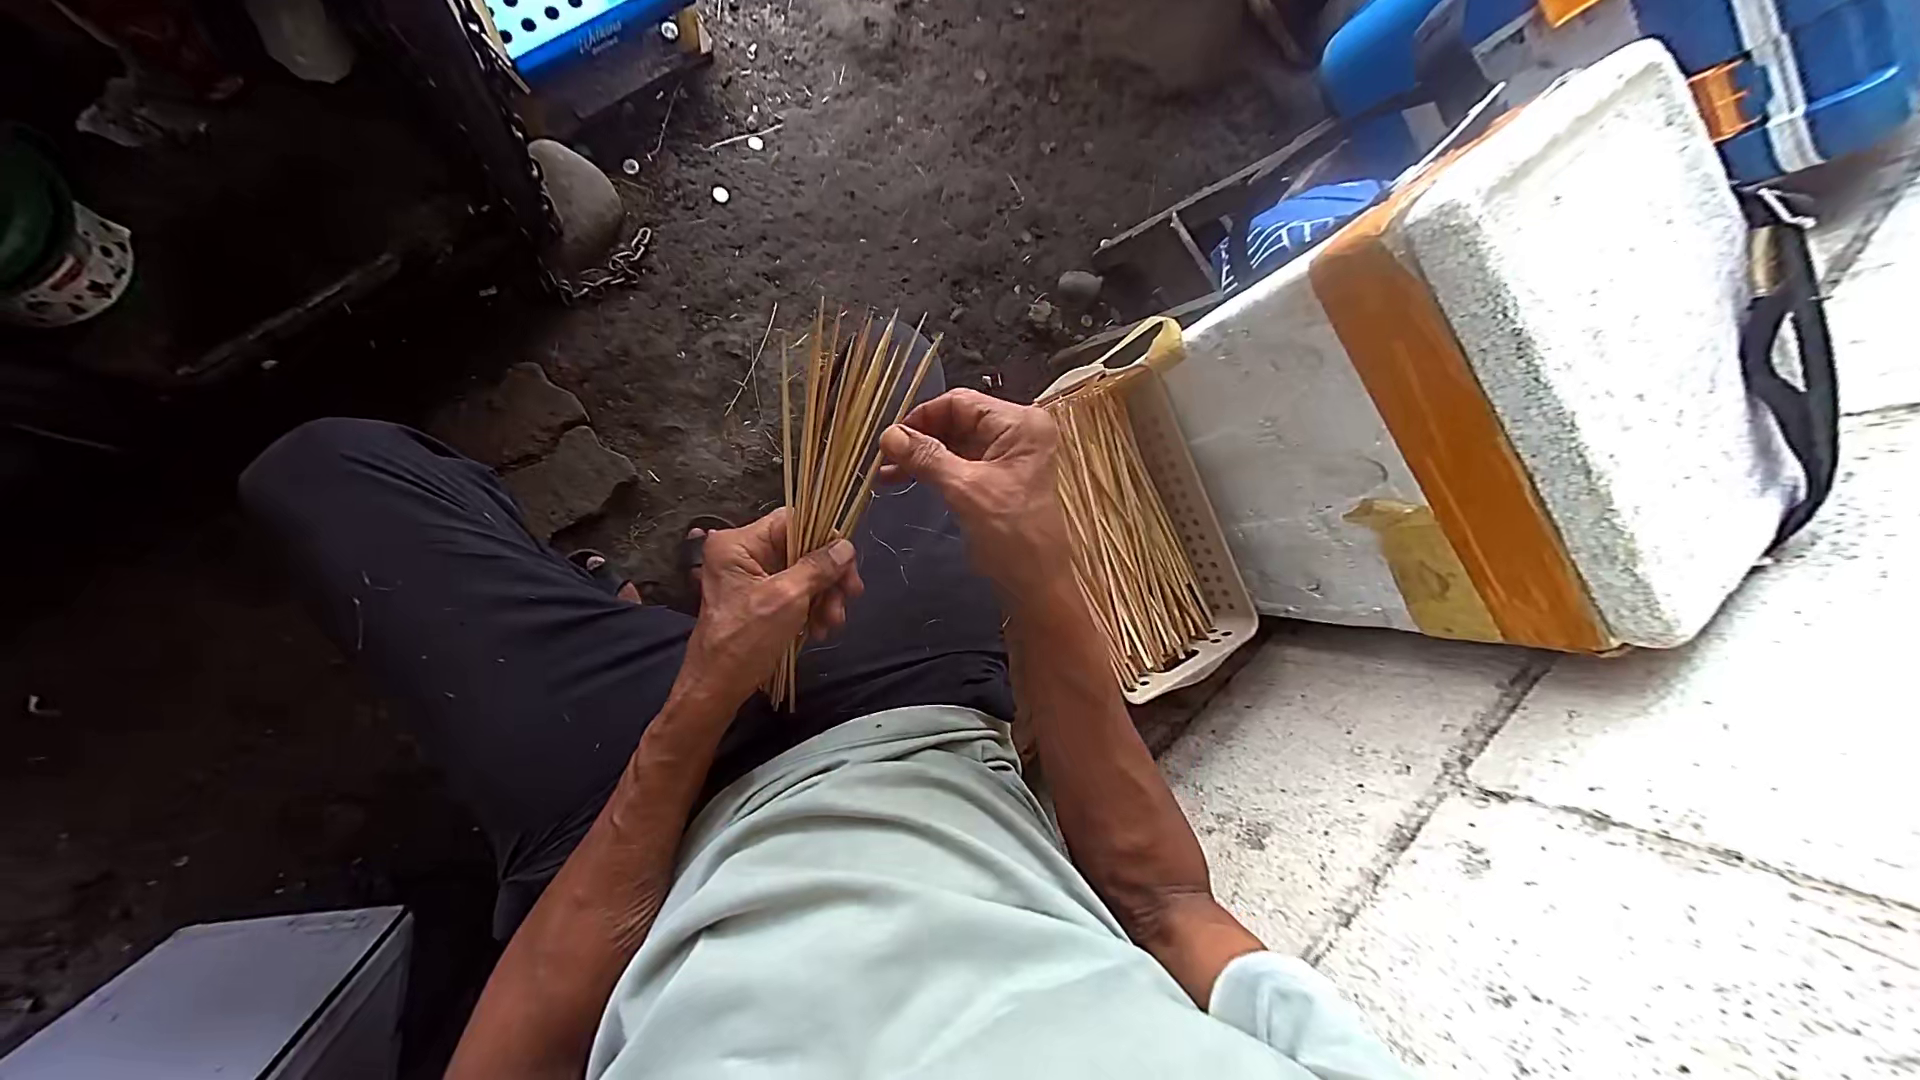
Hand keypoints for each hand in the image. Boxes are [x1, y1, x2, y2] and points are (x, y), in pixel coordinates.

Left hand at [673, 508, 862, 710]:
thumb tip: (846, 547)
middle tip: (850, 596)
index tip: (848, 562)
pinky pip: (798, 592)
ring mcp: (754, 578)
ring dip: (825, 596)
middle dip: (829, 575)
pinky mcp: (763, 600)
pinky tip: (819, 629)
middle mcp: (744, 554)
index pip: (792, 520)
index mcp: (739, 544)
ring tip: (831, 623)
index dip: (824, 537)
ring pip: (805, 572)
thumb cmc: (745, 640)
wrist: (718, 688)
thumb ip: (819, 567)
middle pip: (803, 548)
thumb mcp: (787, 598)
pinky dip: (813, 608)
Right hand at [877, 388, 1070, 595]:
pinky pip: (961, 463)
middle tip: (884, 458)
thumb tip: (889, 436)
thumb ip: (926, 458)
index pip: (961, 402)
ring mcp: (1009, 456)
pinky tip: (908, 479)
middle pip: (957, 420)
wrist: (1036, 585)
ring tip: (888, 474)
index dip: (922, 417)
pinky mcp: (999, 478)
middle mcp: (1018, 432)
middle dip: (920, 438)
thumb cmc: (1011, 536)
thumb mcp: (965, 491)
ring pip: (955, 443)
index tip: (890, 438)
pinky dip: (935, 470)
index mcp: (1021, 424)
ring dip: (923, 456)